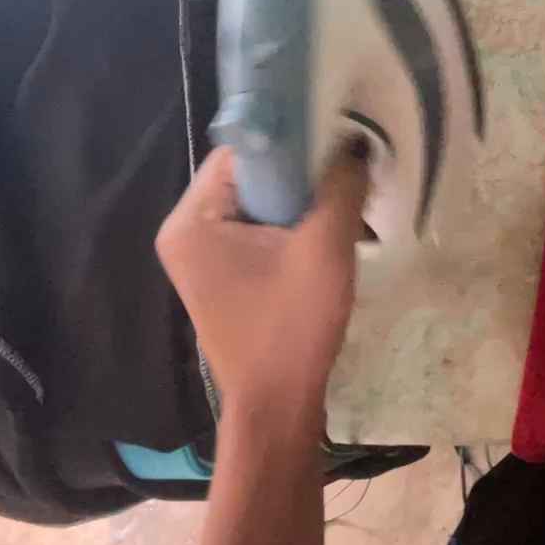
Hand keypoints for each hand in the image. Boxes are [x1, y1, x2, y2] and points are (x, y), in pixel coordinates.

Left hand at [156, 144, 369, 412]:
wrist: (278, 404)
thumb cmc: (292, 325)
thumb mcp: (326, 246)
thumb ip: (341, 184)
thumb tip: (356, 139)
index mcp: (193, 220)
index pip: (244, 150)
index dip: (293, 142)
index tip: (338, 147)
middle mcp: (188, 230)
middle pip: (255, 173)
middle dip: (307, 175)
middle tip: (351, 183)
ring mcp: (204, 254)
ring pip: (265, 199)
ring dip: (310, 201)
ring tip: (351, 214)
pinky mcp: (226, 272)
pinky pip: (264, 226)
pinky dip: (301, 224)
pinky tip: (336, 237)